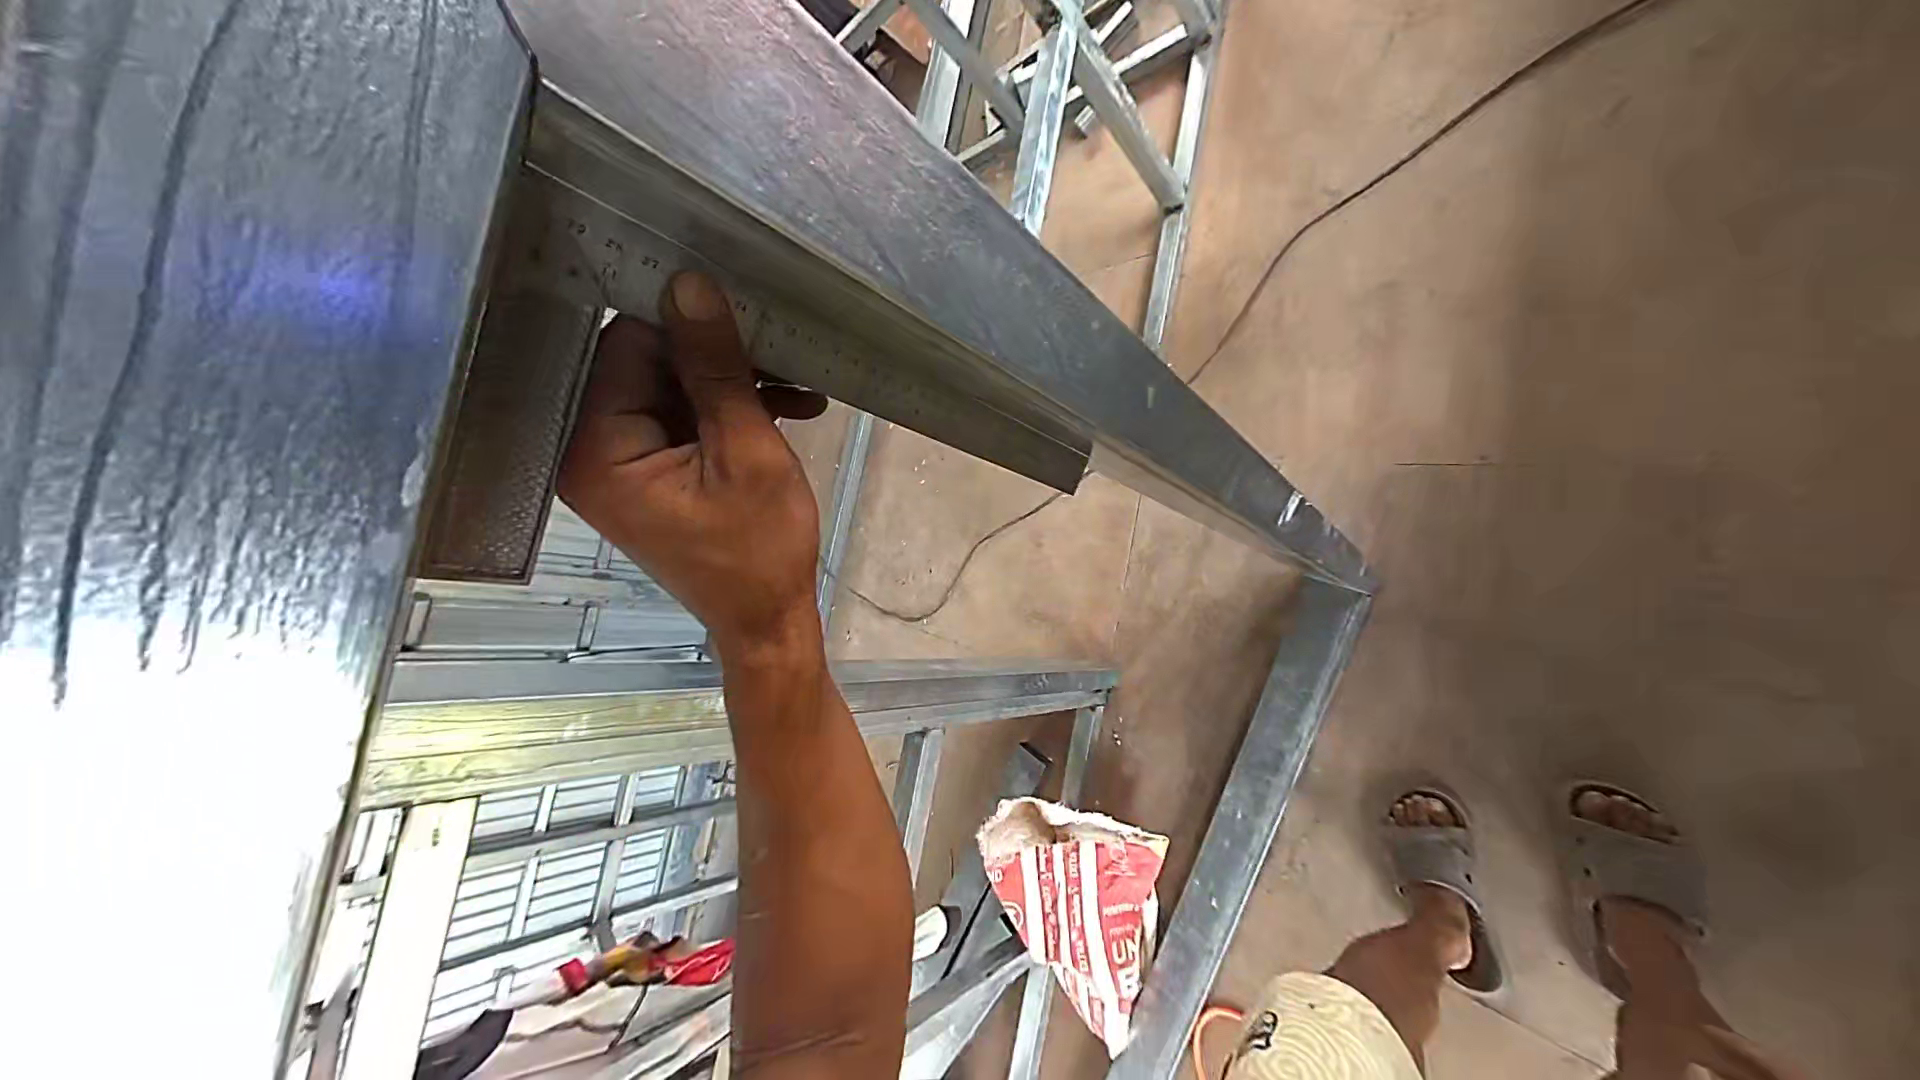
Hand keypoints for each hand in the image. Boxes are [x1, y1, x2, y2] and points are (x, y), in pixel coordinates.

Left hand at [558, 272, 828, 657]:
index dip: (689, 329)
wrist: (767, 618)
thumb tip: (691, 284)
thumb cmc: (760, 549)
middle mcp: (593, 450)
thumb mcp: (748, 454)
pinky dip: (734, 413)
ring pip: (677, 389)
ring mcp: (624, 463)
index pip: (628, 347)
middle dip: (721, 359)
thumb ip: (717, 370)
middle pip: (651, 365)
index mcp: (598, 449)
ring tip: (801, 391)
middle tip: (786, 357)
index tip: (749, 319)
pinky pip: (688, 420)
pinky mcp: (654, 471)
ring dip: (738, 385)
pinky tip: (790, 412)